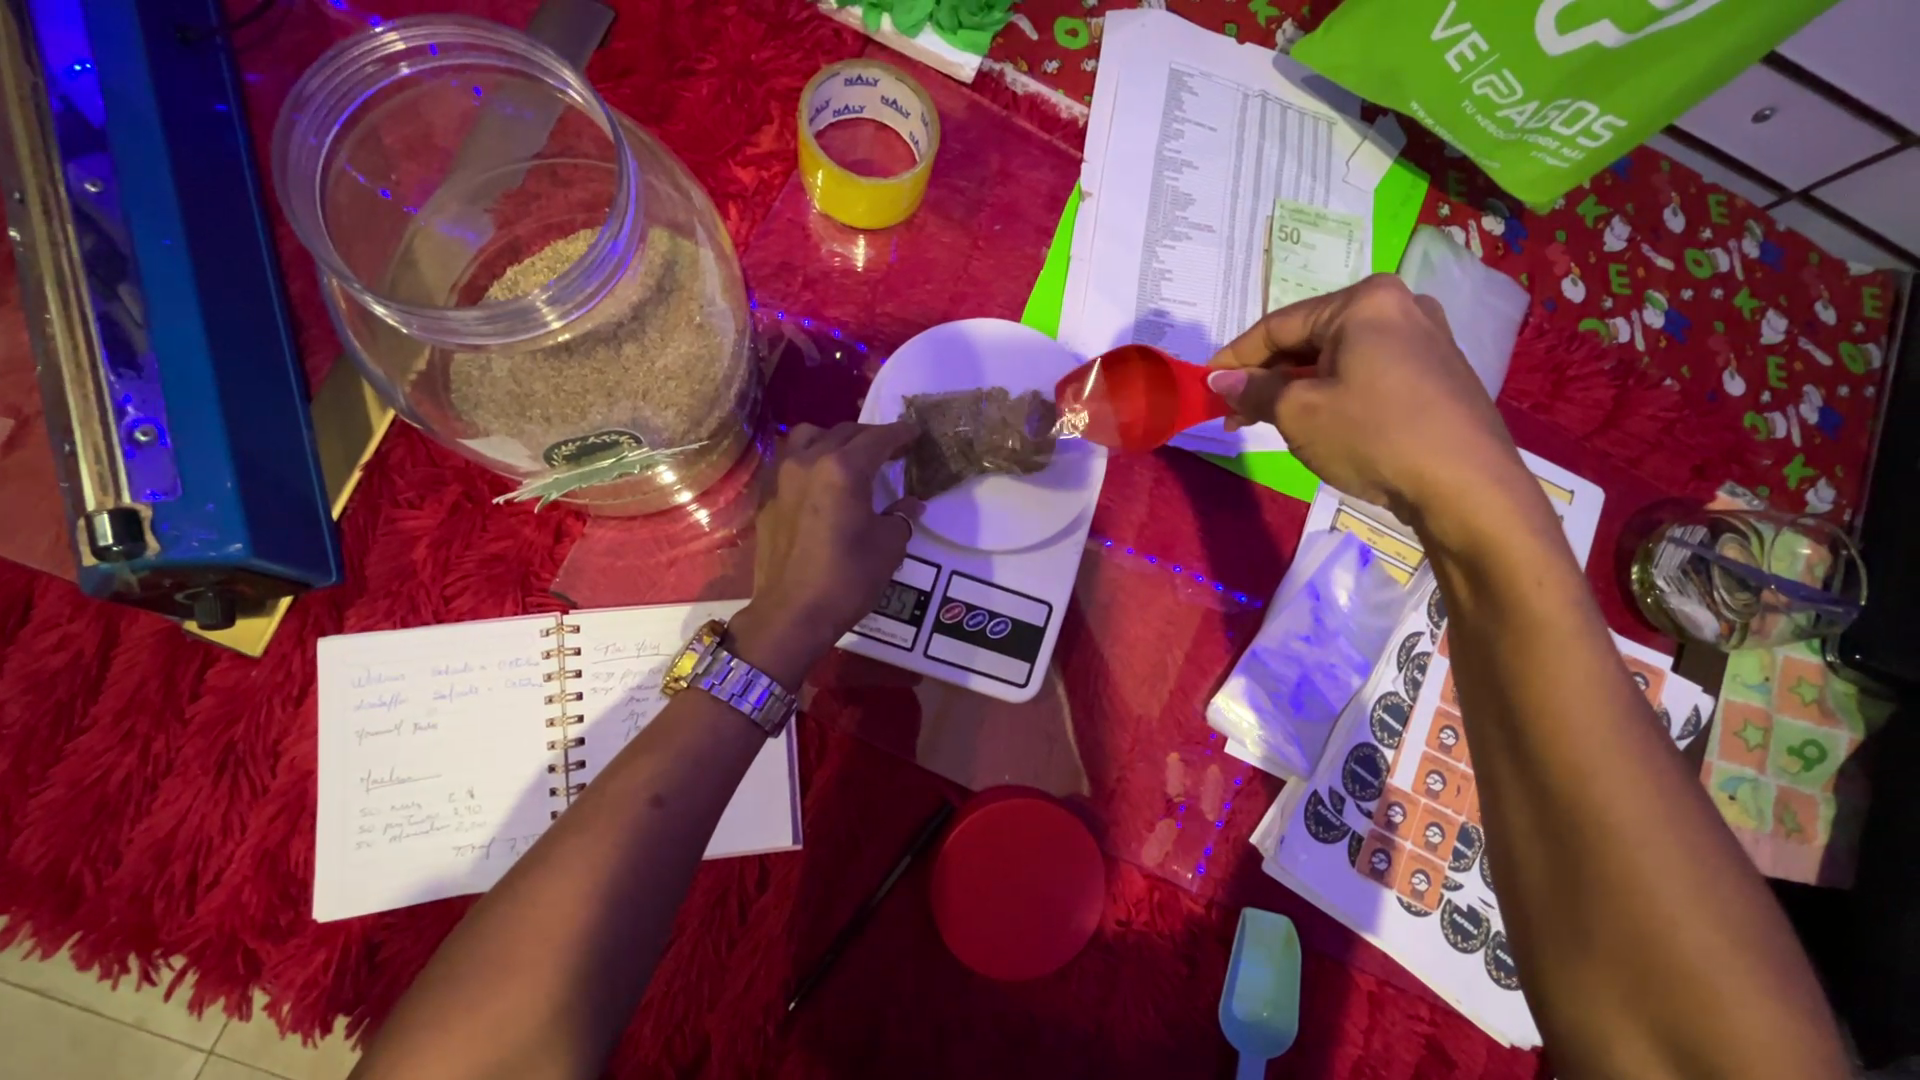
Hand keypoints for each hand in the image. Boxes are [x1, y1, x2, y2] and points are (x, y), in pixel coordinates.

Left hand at [730, 422, 921, 686]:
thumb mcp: (889, 547)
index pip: (878, 439)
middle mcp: (809, 461)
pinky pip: (789, 461)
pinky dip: (809, 459)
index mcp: (844, 469)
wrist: (792, 613)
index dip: (900, 434)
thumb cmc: (847, 578)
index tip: (914, 433)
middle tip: (890, 449)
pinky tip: (821, 480)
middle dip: (870, 437)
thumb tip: (911, 504)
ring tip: (849, 456)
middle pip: (844, 433)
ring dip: (833, 439)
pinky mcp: (767, 497)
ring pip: (808, 437)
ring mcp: (782, 477)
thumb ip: (902, 517)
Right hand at [1204, 275, 1523, 519]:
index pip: (1279, 324)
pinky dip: (1334, 393)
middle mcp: (1399, 306)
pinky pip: (1368, 373)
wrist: (1467, 485)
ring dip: (1298, 387)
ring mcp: (1425, 340)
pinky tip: (1319, 423)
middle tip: (1234, 411)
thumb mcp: (1299, 413)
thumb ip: (1255, 390)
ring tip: (1269, 421)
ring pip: (1339, 358)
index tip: (1204, 384)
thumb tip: (1221, 380)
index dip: (1235, 357)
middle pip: (1311, 339)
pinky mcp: (1438, 374)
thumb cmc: (1374, 435)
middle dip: (1268, 375)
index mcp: (1364, 301)